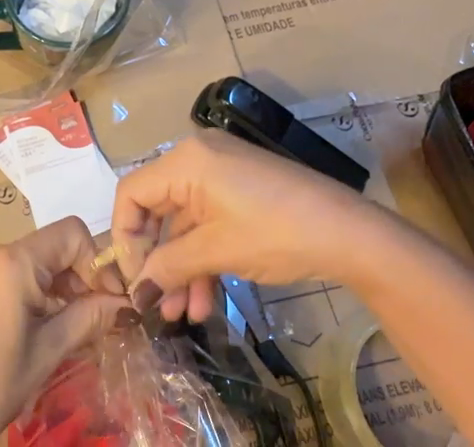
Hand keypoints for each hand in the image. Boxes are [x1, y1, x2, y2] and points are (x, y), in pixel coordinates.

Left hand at [0, 218, 124, 446]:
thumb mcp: (46, 354)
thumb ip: (88, 317)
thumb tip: (126, 303)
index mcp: (11, 262)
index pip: (71, 233)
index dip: (97, 262)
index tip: (110, 299)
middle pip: (47, 248)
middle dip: (75, 278)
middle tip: (92, 320)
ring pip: (24, 260)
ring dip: (49, 287)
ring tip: (59, 328)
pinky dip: (21, 289)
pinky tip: (25, 326)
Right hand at [113, 131, 376, 321]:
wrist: (348, 233)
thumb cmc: (275, 233)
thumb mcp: (216, 251)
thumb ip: (169, 266)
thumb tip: (136, 291)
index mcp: (186, 160)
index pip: (132, 192)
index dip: (126, 238)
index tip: (133, 280)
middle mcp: (198, 158)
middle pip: (157, 209)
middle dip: (157, 262)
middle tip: (156, 305)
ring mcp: (221, 174)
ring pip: (184, 223)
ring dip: (181, 269)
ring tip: (183, 315)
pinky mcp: (240, 192)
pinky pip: (207, 222)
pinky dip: (203, 257)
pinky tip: (206, 301)